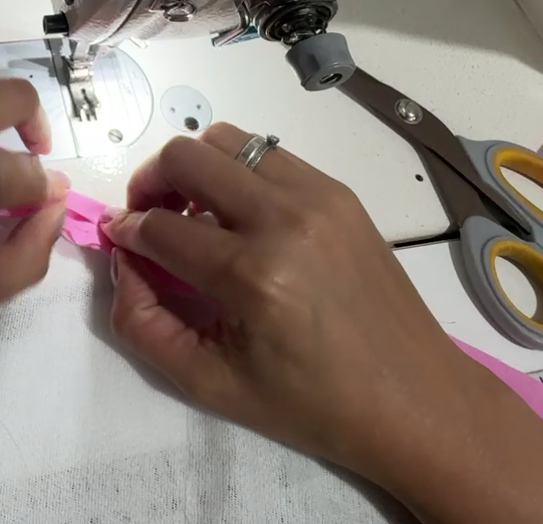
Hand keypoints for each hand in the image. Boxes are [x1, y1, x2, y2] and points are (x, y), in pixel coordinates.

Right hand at [103, 125, 542, 523]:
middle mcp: (285, 220)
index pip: (161, 228)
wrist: (420, 401)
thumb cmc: (312, 403)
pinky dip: (236, 170)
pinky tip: (241, 212)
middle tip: (150, 215)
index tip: (122, 240)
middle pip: (185, 156)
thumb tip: (122, 258)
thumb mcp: (210, 384)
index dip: (128, 231)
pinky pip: (265, 152)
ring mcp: (317, 196)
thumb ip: (142, 323)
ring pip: (224, 139)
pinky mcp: (339, 190)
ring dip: (193, 167)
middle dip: (149, 182)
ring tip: (194, 209)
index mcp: (254, 277)